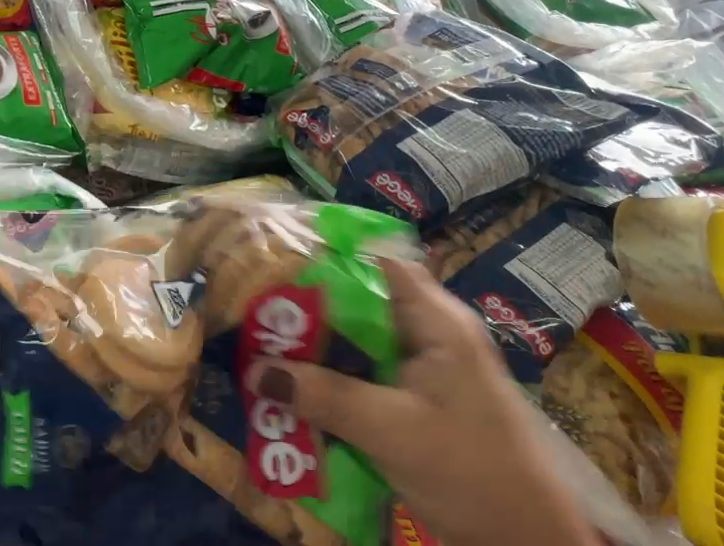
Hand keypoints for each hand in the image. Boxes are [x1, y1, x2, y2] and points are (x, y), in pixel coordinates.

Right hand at [254, 259, 603, 545]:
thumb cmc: (473, 474)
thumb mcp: (390, 430)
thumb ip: (321, 395)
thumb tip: (252, 370)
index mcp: (436, 322)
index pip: (375, 258)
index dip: (325, 250)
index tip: (273, 252)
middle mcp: (430, 333)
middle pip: (358, 297)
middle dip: (305, 300)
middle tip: (251, 300)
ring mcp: (425, 368)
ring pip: (356, 336)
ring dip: (313, 340)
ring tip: (258, 337)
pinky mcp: (416, 399)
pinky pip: (361, 368)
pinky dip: (328, 370)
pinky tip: (291, 381)